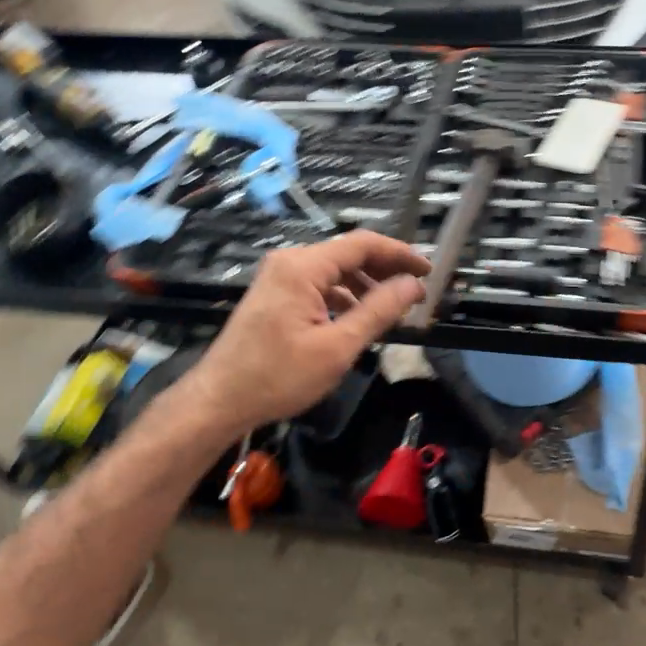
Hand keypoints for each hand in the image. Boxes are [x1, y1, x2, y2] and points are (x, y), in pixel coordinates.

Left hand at [181, 231, 430, 431]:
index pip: (363, 244)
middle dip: (385, 269)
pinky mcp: (274, 294)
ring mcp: (278, 277)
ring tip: (392, 308)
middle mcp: (290, 262)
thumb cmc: (277, 376)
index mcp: (303, 267)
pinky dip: (343, 296)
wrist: (217, 401)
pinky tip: (357, 319)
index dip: (400, 254)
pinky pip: (318, 284)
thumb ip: (378, 312)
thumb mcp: (337, 347)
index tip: (428, 271)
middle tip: (416, 290)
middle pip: (348, 254)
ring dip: (365, 285)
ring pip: (334, 270)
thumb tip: (413, 286)